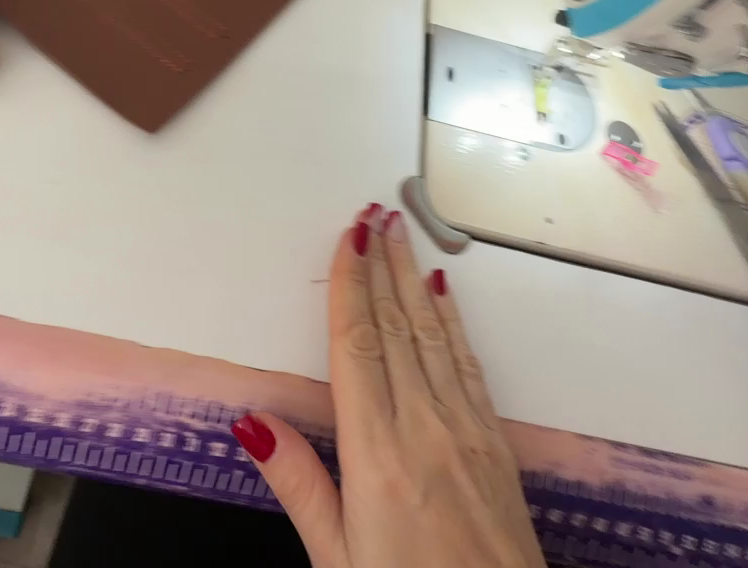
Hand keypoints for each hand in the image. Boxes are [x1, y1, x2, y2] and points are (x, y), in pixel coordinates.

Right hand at [233, 204, 540, 567]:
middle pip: (395, 326)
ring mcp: (464, 429)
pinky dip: (453, 322)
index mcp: (376, 452)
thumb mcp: (336, 558)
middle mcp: (422, 425)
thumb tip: (252, 421)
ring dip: (413, 279)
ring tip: (402, 234)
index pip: (356, 345)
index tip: (347, 239)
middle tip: (374, 214)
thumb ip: (298, 483)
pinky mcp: (494, 441)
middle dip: (381, 265)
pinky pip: (467, 365)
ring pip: (432, 335)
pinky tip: (445, 294)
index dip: (349, 285)